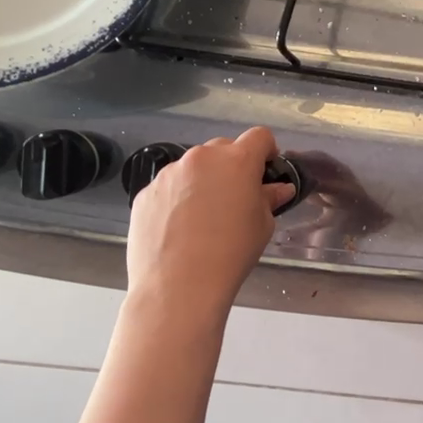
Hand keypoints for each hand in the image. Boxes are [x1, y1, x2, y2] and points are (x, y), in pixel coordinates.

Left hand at [125, 127, 295, 320]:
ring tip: (203, 217)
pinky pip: (169, 187)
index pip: (259, 137)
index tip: (265, 172)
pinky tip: (179, 228)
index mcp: (237, 160)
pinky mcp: (145, 193)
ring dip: (203, 181)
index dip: (266, 151)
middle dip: (232, 166)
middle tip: (235, 197)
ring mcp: (168, 174)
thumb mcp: (263, 225)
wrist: (177, 285)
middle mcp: (201, 158)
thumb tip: (278, 189)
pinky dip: (178, 198)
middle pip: (223, 148)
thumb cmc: (232, 251)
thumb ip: (269, 199)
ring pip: (193, 168)